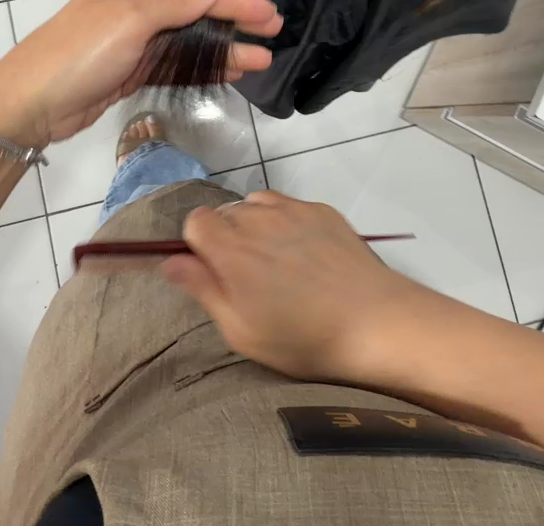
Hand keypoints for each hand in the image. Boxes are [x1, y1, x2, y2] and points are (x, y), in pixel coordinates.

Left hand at [0, 0, 282, 147]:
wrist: (30, 105)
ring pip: (190, 43)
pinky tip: (229, 72)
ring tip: (261, 59)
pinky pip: (176, 67)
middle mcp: (137, 10)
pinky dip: (202, 69)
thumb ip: (176, 4)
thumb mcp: (129, 21)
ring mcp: (135, 44)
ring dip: (224, 50)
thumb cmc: (78, 54)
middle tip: (274, 30)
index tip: (268, 12)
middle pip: (196, 13)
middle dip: (235, 23)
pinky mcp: (133, 73)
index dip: (233, 0)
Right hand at [159, 190, 433, 382]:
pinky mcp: (323, 209)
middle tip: (249, 277)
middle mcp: (258, 218)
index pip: (195, 221)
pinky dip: (287, 222)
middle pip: (226, 213)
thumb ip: (202, 288)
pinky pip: (290, 205)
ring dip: (256, 226)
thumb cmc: (301, 338)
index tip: (214, 271)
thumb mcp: (241, 330)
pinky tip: (306, 254)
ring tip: (277, 262)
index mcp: (231, 248)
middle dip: (227, 237)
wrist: (373, 320)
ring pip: (256, 205)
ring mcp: (293, 209)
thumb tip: (169, 261)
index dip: (198, 245)